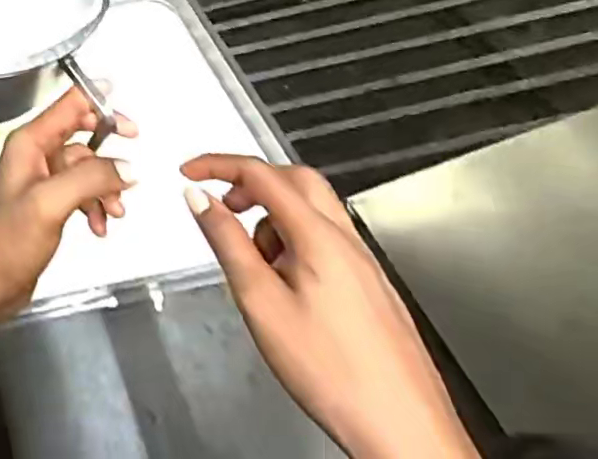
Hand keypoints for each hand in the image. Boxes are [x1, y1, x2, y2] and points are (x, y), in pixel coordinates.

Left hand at [0, 84, 137, 320]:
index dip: (96, 99)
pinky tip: (100, 226)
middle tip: (134, 145)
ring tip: (116, 211)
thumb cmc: (10, 239)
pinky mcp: (47, 203)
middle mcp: (34, 154)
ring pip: (84, 166)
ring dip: (105, 184)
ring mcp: (40, 179)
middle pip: (79, 132)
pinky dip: (95, 204)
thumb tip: (128, 168)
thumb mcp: (51, 202)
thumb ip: (90, 178)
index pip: (67, 106)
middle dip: (107, 142)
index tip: (124, 103)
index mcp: (29, 143)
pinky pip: (80, 191)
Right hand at [181, 155, 475, 458]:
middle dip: (250, 181)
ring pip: (312, 211)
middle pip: (295, 180)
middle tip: (221, 203)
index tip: (188, 172)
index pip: (261, 174)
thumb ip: (226, 241)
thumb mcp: (260, 301)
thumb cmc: (331, 372)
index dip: (218, 165)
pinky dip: (293, 240)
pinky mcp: (374, 290)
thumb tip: (199, 198)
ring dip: (271, 216)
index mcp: (319, 237)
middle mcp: (347, 242)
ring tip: (252, 260)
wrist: (409, 438)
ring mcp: (366, 266)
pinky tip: (283, 284)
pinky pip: (327, 241)